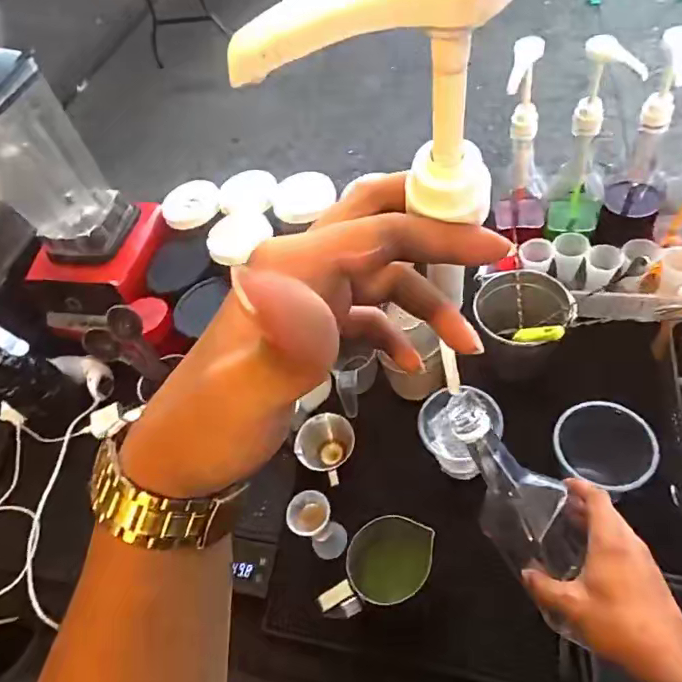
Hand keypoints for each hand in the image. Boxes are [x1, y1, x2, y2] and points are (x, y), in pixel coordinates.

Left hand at [120, 174, 510, 497]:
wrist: (184, 460)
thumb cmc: (213, 425)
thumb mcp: (249, 392)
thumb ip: (285, 343)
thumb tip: (309, 296)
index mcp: (293, 267)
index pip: (380, 231)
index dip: (440, 233)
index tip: (496, 247)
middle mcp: (303, 268)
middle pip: (377, 222)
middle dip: (432, 227)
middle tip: (484, 243)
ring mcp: (310, 296)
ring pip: (382, 274)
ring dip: (426, 300)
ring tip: (465, 342)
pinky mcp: (314, 326)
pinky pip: (369, 314)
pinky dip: (397, 331)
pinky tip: (412, 363)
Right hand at [523, 480, 681, 681]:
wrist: (667, 653)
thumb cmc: (617, 623)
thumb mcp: (572, 606)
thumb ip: (545, 587)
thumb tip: (527, 573)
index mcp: (611, 540)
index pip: (598, 498)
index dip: (580, 487)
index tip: (562, 484)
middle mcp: (629, 542)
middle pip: (608, 511)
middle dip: (583, 506)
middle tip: (557, 509)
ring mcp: (643, 558)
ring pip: (617, 529)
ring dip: (594, 524)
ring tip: (568, 530)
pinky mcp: (649, 574)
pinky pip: (624, 545)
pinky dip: (605, 541)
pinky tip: (589, 559)